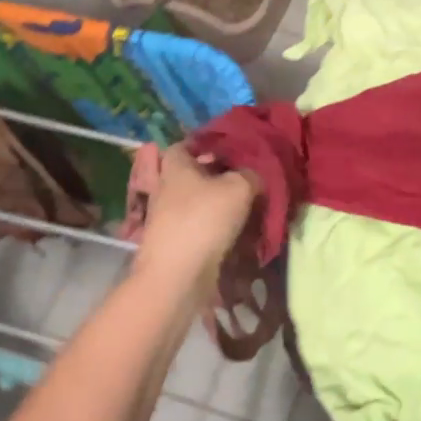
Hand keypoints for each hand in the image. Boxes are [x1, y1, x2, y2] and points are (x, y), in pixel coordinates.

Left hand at [130, 145, 255, 295]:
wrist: (177, 275)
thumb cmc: (204, 219)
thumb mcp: (239, 187)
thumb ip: (251, 174)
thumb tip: (254, 175)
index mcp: (175, 167)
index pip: (185, 145)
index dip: (207, 144)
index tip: (232, 149)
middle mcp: (166, 189)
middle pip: (193, 174)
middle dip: (217, 175)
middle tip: (246, 177)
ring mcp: (168, 218)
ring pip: (197, 201)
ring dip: (218, 202)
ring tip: (247, 205)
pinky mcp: (174, 242)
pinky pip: (198, 225)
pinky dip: (214, 225)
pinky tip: (236, 229)